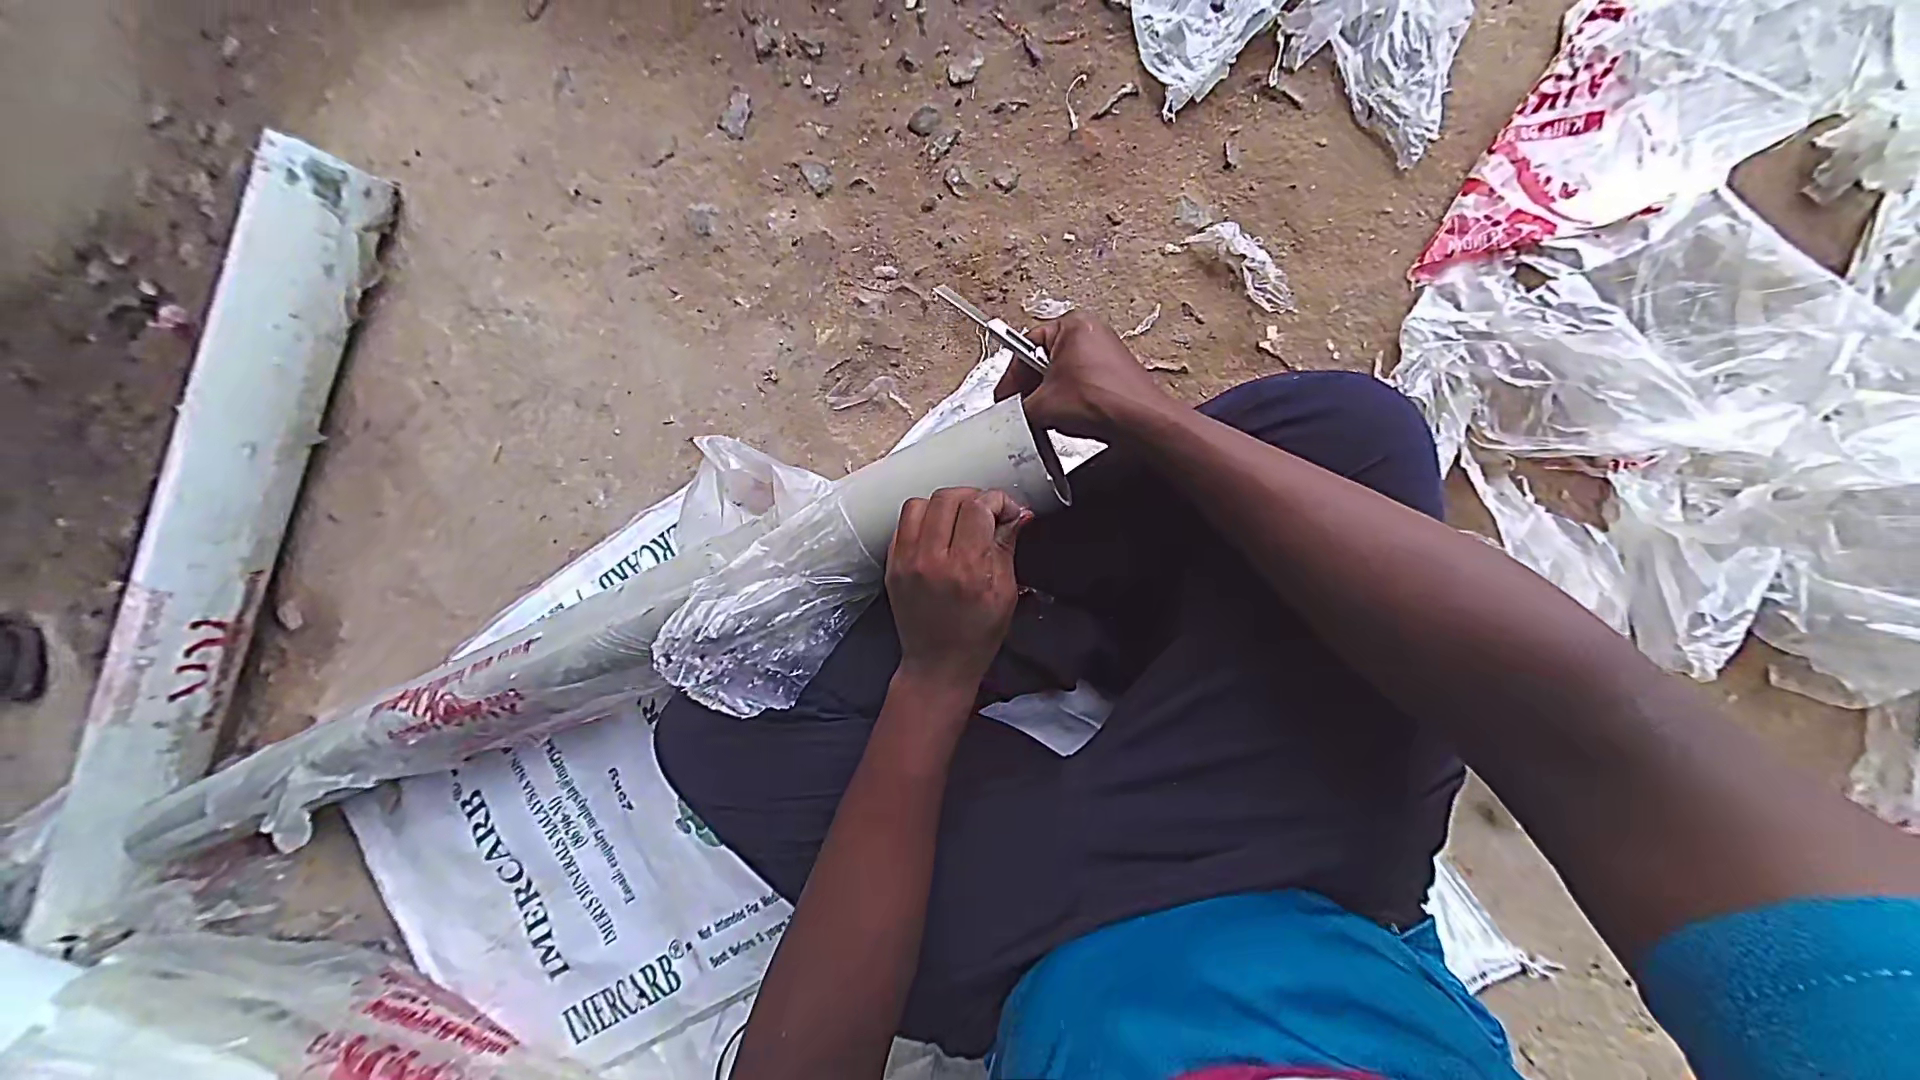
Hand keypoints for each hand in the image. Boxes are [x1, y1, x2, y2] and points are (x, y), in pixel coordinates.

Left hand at [886, 487, 1029, 687]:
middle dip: (973, 498)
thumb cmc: (975, 636)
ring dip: (943, 505)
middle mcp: (931, 561)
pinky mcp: (892, 566)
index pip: (978, 508)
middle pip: (948, 498)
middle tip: (985, 513)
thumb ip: (1006, 547)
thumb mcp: (1005, 593)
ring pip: (920, 504)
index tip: (1007, 511)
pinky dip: (922, 520)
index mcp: (965, 569)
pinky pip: (903, 524)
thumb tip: (1017, 515)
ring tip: (958, 520)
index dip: (998, 501)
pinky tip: (937, 534)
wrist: (938, 665)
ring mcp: (906, 562)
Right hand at [993, 312, 1179, 440]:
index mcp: (1071, 324)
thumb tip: (1011, 413)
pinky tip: (1068, 417)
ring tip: (1048, 415)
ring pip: (1061, 376)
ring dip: (1050, 397)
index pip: (1024, 348)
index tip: (1004, 398)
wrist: (1140, 422)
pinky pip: (1079, 385)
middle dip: (1031, 389)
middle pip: (1043, 362)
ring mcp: (1104, 353)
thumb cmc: (1102, 400)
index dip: (1011, 378)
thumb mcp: (1042, 405)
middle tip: (1022, 408)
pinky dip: (1069, 401)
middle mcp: (1090, 333)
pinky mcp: (1114, 374)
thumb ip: (1018, 406)